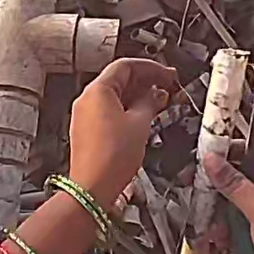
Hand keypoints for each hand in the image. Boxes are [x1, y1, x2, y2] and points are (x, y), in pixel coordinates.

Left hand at [68, 58, 177, 204]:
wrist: (92, 187)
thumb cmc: (111, 157)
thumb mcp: (139, 124)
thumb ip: (150, 102)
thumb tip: (157, 94)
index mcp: (97, 91)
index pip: (125, 66)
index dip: (151, 68)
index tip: (168, 74)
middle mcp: (87, 99)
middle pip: (119, 79)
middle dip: (146, 81)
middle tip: (168, 86)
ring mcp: (85, 114)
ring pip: (115, 95)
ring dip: (138, 95)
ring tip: (161, 101)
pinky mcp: (87, 129)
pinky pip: (109, 110)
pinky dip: (127, 108)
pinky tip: (144, 115)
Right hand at [202, 151, 253, 253]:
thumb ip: (236, 186)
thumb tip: (213, 159)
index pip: (249, 156)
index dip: (226, 155)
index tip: (203, 159)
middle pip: (235, 180)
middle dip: (216, 190)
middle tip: (201, 195)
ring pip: (228, 204)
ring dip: (217, 214)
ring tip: (214, 226)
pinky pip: (229, 225)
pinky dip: (221, 231)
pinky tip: (218, 239)